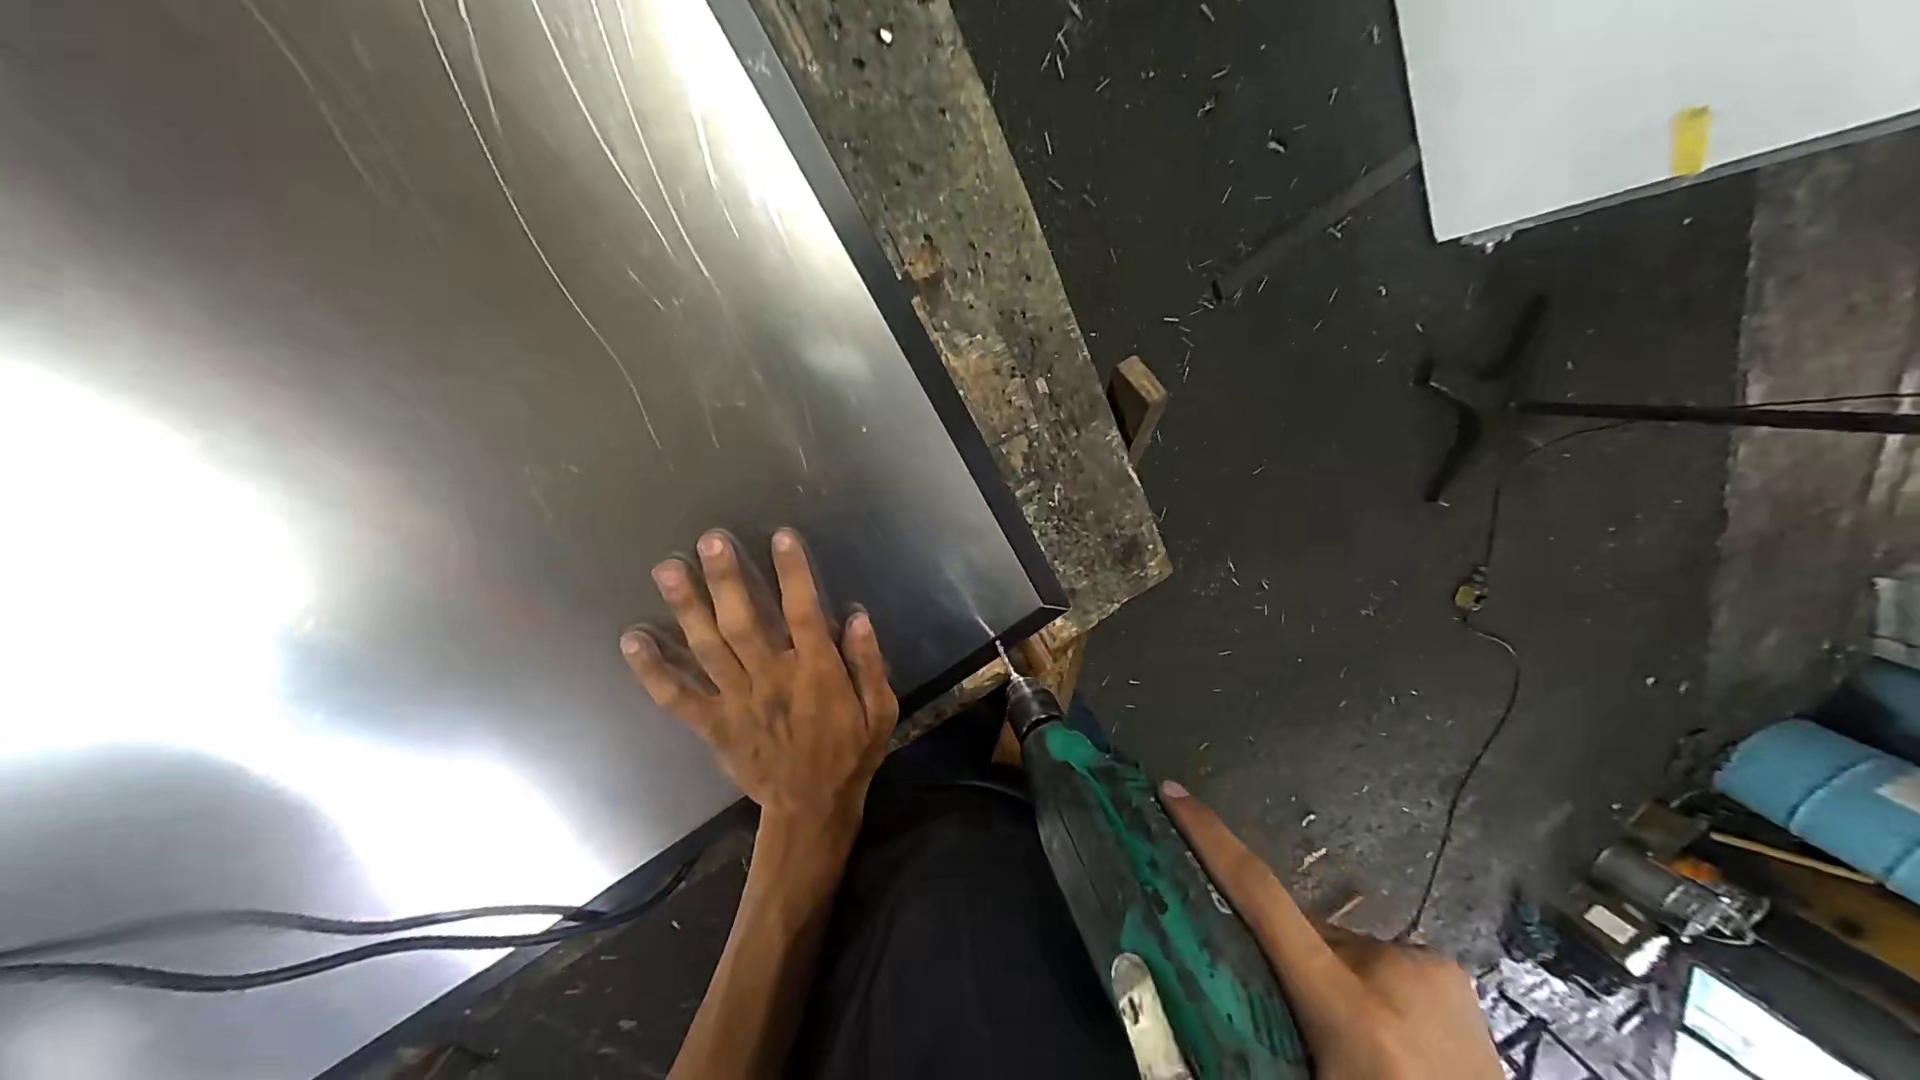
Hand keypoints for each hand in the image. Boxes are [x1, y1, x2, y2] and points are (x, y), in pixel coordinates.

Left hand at [621, 528, 897, 823]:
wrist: (812, 807)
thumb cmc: (850, 752)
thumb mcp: (881, 710)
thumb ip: (868, 663)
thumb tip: (856, 615)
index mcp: (816, 673)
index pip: (803, 612)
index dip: (792, 572)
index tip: (781, 536)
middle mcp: (772, 680)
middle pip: (744, 622)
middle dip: (727, 580)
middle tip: (709, 541)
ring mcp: (738, 702)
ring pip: (708, 649)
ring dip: (687, 609)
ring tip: (667, 570)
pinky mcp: (713, 725)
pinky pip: (678, 697)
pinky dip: (653, 671)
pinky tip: (632, 640)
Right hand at [1159, 782, 1501, 1079]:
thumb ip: (1253, 1040)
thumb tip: (1186, 1028)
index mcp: (1347, 1007)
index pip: (1261, 897)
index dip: (1212, 838)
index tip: (1174, 791)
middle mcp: (1391, 969)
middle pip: (1302, 930)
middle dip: (1284, 959)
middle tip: (1289, 1020)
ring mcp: (1431, 968)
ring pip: (1341, 949)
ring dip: (1329, 978)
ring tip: (1346, 1044)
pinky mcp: (1457, 976)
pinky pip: (1383, 964)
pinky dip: (1369, 987)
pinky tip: (1387, 1039)